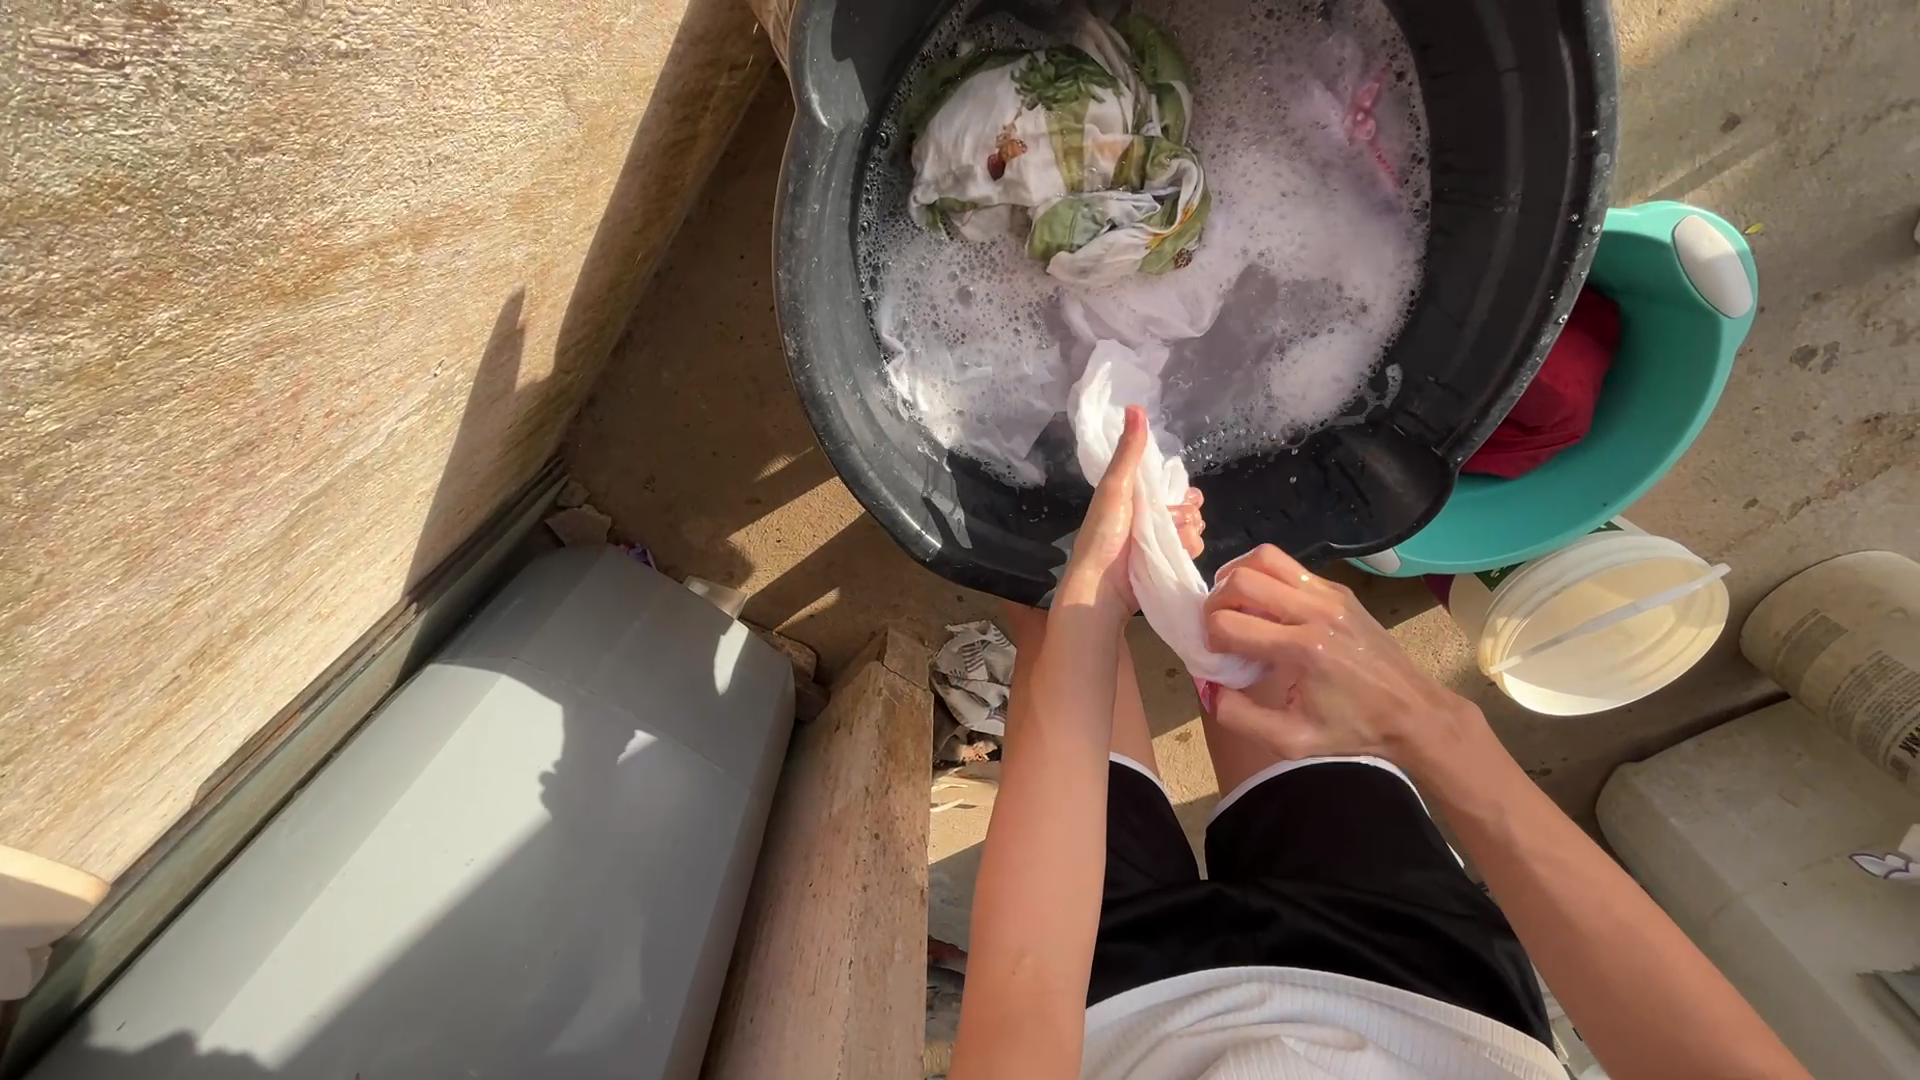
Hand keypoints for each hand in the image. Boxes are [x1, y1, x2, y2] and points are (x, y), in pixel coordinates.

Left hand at [1058, 405, 1206, 620]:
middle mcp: (1147, 517)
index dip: (1183, 491)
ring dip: (1189, 531)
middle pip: (1189, 507)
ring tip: (1172, 539)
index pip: (1172, 486)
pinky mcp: (1165, 564)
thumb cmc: (1103, 533)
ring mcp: (1157, 542)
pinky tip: (1179, 552)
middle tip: (1172, 520)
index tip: (1182, 496)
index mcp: (1133, 497)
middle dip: (1188, 512)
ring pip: (1193, 527)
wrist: (1102, 586)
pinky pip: (1192, 549)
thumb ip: (1129, 451)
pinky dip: (1189, 549)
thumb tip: (1136, 406)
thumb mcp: (1115, 487)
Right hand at [1201, 544, 1487, 775]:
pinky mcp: (1338, 590)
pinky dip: (1264, 578)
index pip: (1228, 623)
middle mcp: (1315, 612)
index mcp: (1303, 650)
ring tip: (1234, 603)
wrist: (1415, 714)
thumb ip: (1238, 715)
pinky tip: (1266, 606)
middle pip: (1241, 579)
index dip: (1210, 639)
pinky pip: (1288, 566)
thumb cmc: (1353, 731)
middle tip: (1218, 627)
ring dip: (1236, 577)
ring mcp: (1329, 595)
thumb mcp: (1290, 740)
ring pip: (1264, 557)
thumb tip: (1208, 685)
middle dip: (1215, 602)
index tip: (1218, 656)